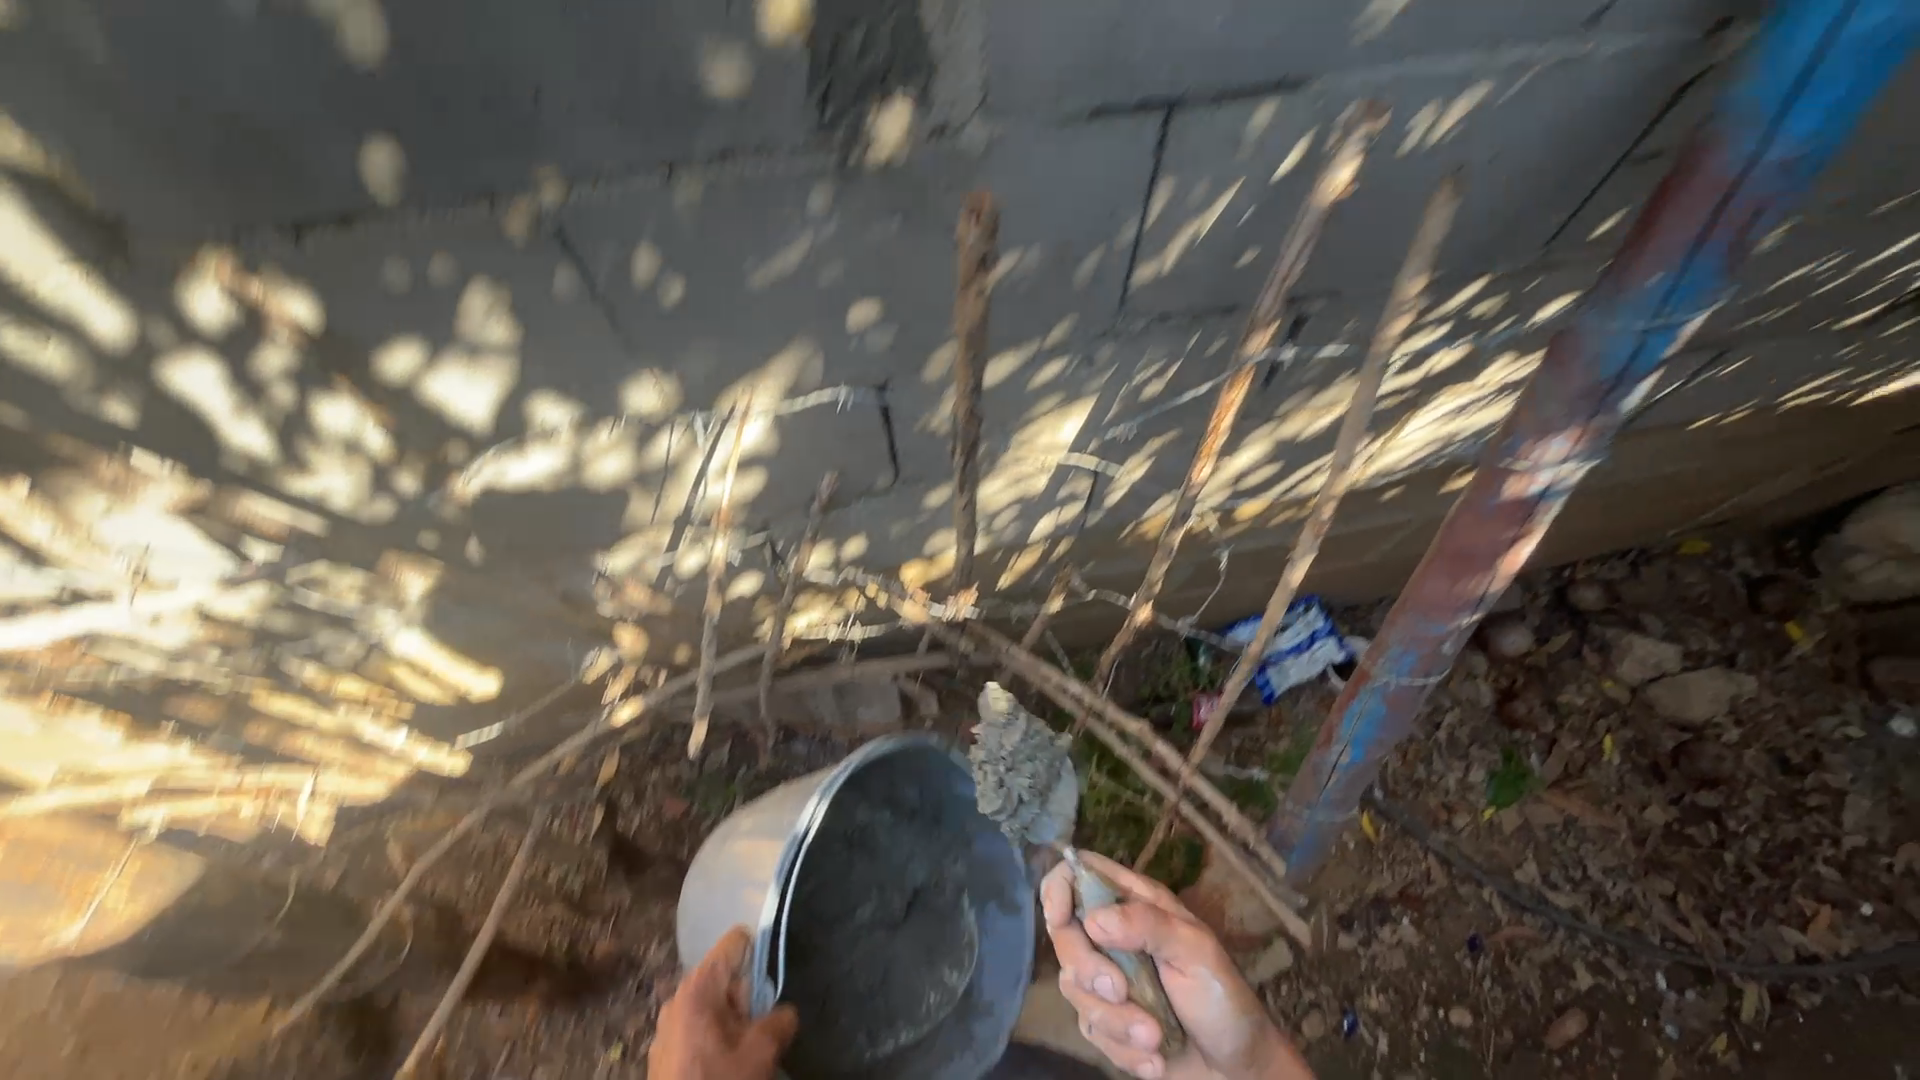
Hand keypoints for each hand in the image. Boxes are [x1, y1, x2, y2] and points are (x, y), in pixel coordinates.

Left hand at [647, 926, 797, 1079]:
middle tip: (757, 1030)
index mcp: (699, 986)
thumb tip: (784, 1012)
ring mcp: (667, 1025)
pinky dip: (715, 1039)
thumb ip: (780, 1019)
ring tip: (742, 1053)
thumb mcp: (761, 1051)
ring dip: (733, 1024)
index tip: (773, 980)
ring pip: (714, 1007)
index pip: (735, 942)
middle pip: (726, 978)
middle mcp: (677, 997)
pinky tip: (723, 1066)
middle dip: (747, 1000)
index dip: (760, 952)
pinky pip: (699, 1029)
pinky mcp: (664, 1052)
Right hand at [1041, 853, 1310, 1079]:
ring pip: (1074, 988)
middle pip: (1063, 935)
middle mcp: (1112, 935)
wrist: (1239, 1068)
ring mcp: (1106, 980)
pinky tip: (1155, 1055)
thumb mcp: (1196, 950)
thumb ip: (1148, 925)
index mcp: (1133, 903)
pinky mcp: (1107, 1022)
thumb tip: (1093, 919)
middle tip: (1121, 992)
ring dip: (1115, 1020)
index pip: (1078, 874)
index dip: (1058, 889)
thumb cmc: (1224, 996)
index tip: (1061, 920)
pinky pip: (1090, 1030)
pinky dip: (1122, 1048)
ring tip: (1156, 1035)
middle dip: (1088, 970)